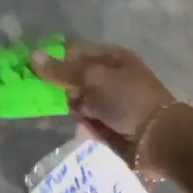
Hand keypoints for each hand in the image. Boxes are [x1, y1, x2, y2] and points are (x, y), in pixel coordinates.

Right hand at [31, 42, 176, 159]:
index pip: (75, 53)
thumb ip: (61, 71)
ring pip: (81, 104)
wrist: (160, 140)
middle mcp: (112, 78)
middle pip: (76, 80)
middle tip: (56, 98)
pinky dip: (87, 128)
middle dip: (65, 90)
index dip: (56, 60)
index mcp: (112, 58)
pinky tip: (90, 131)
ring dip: (76, 111)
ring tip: (81, 117)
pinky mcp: (112, 127)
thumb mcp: (93, 79)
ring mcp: (113, 104)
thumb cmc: (128, 99)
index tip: (38, 72)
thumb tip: (32, 55)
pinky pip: (90, 123)